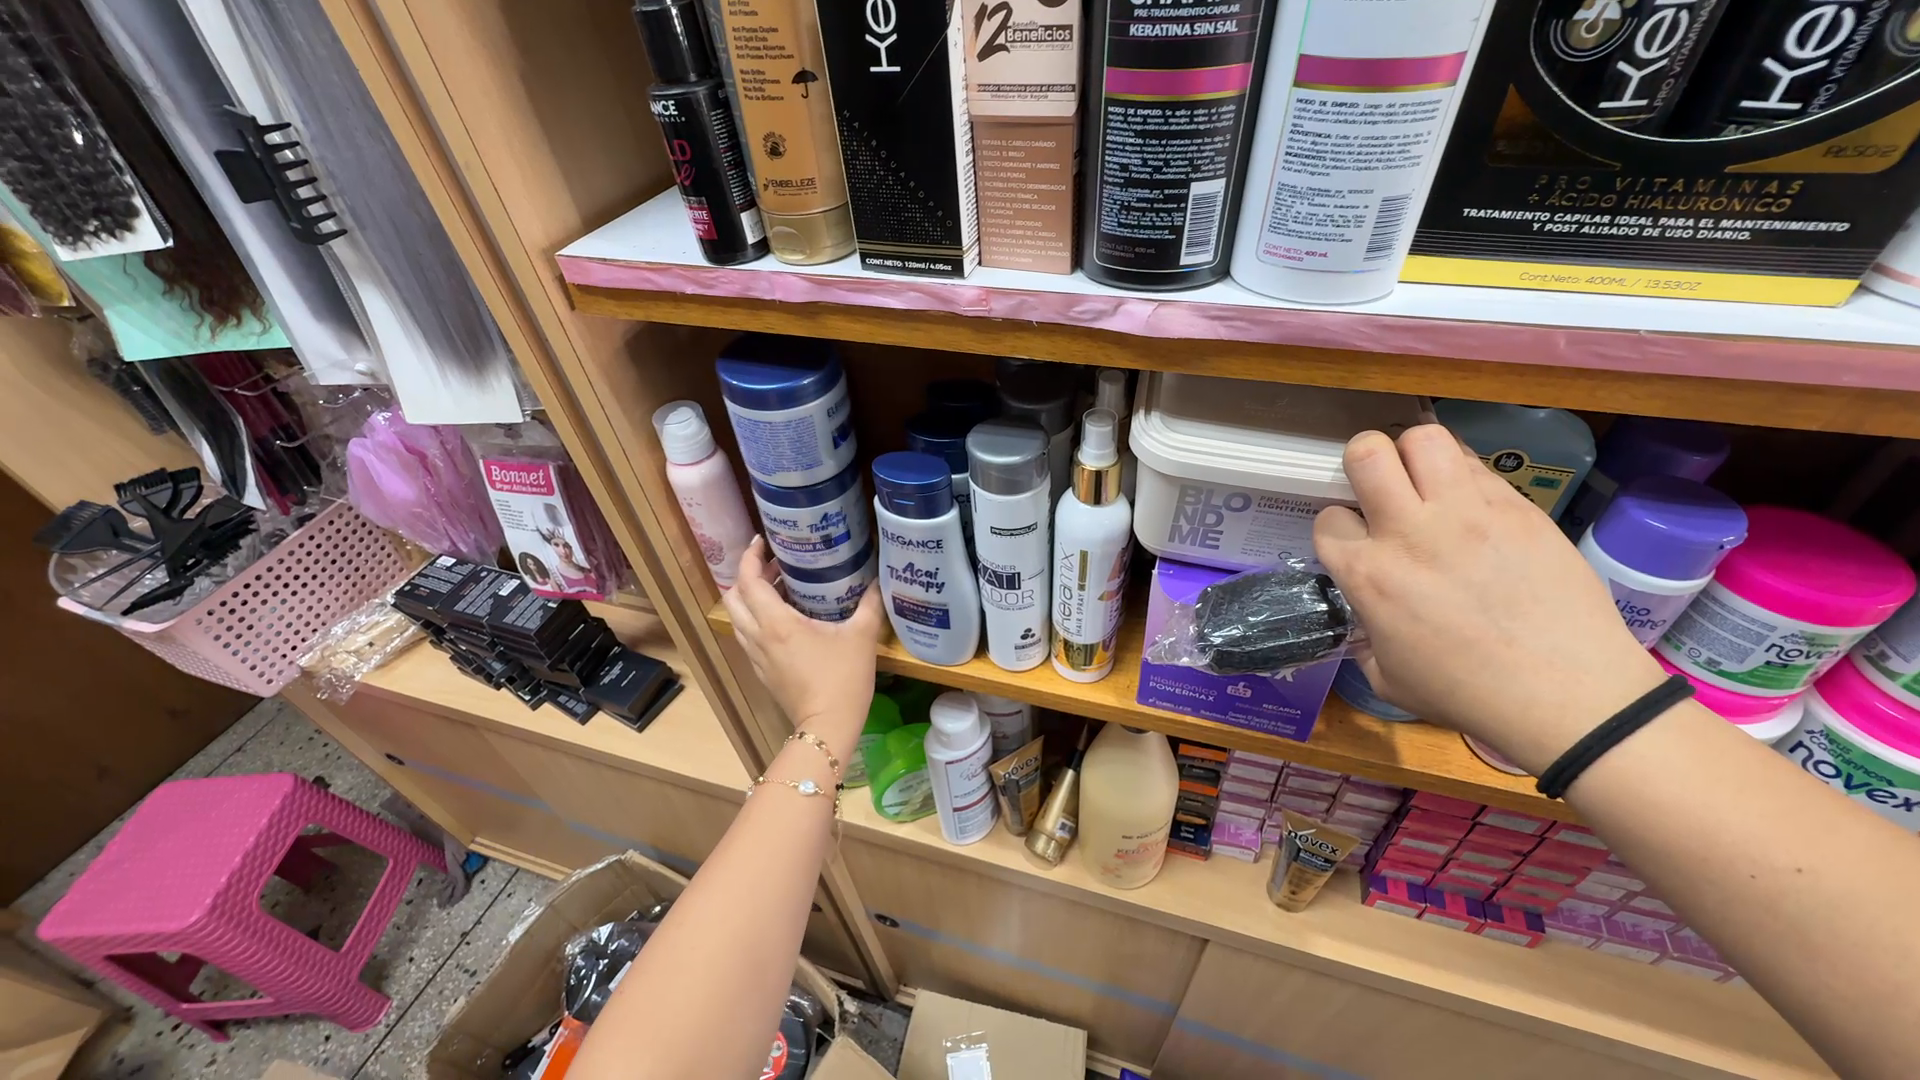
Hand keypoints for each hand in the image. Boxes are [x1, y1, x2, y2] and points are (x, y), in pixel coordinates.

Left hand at [721, 537, 884, 741]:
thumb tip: (879, 579)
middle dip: (747, 576)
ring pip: (738, 618)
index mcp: (776, 623)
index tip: (762, 541)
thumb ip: (870, 603)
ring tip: (778, 587)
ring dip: (750, 599)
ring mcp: (757, 656)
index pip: (748, 581)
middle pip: (734, 597)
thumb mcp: (862, 636)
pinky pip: (748, 636)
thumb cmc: (843, 678)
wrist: (828, 726)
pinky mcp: (762, 672)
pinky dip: (757, 620)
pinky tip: (784, 619)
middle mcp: (758, 637)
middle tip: (773, 564)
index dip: (750, 557)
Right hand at [1313, 425, 1665, 773]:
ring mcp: (1468, 513)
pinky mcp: (1518, 507)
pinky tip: (1470, 505)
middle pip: (1367, 453)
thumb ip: (1363, 638)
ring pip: (1423, 438)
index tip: (1356, 542)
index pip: (1327, 518)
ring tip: (1424, 480)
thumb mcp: (1388, 678)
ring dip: (1413, 454)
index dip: (1337, 529)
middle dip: (1363, 463)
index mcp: (1369, 575)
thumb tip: (1366, 618)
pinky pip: (1477, 465)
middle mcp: (1409, 532)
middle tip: (1380, 488)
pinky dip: (1462, 475)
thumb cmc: (1468, 694)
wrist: (1567, 694)